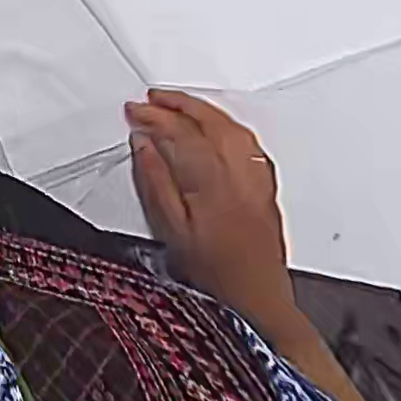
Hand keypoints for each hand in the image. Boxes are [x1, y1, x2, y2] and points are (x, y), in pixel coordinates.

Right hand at [126, 89, 298, 336]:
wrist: (256, 302)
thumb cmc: (212, 270)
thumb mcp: (170, 227)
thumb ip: (154, 179)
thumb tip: (143, 142)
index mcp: (212, 182)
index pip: (180, 133)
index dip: (154, 116)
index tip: (134, 110)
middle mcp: (239, 175)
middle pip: (210, 122)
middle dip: (178, 103)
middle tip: (153, 98)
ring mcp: (256, 179)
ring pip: (232, 128)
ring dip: (203, 109)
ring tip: (179, 103)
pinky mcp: (266, 187)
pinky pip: (249, 142)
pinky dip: (228, 125)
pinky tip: (216, 125)